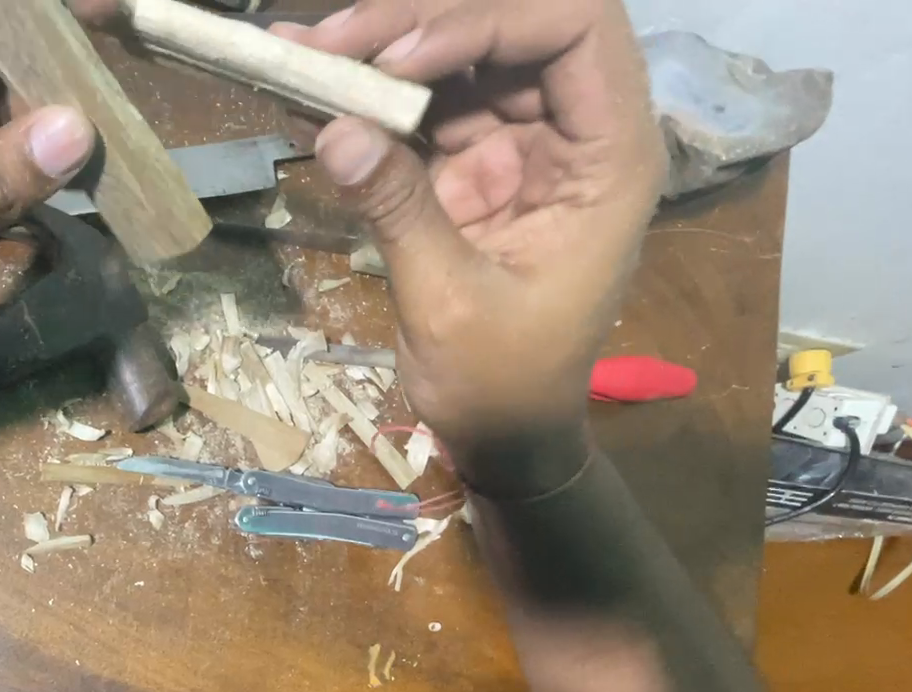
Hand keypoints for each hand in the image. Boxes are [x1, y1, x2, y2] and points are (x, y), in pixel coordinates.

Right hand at [276, 0, 665, 494]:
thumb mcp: (449, 300)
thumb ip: (399, 209)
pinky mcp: (467, 175)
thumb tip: (333, 131)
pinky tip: (314, 92)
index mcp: (607, 157)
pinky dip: (369, 107)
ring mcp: (513, 150)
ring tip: (304, 56)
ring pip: (456, 66)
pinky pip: (420, 119)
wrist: (498, 429)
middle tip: (326, 42)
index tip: (397, 60)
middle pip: (506, 32)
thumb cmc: (499, 380)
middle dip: (415, 27)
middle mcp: (567, 133)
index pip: (572, 29)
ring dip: (381, 57)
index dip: (485, 22)